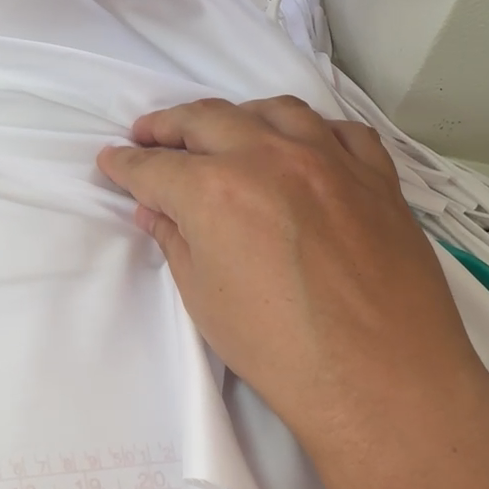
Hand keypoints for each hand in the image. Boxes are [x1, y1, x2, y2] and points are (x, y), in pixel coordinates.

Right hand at [98, 96, 488, 442]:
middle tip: (146, 135)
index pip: (153, 168)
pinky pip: (337, 131)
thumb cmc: (274, 346)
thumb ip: (175, 240)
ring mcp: (329, 160)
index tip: (110, 162)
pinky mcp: (376, 176)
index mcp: (214, 190)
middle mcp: (269, 158)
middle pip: (205, 120)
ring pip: (273, 111)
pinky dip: (305, 130)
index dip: (124, 166)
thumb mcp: (202, 295)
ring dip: (234, 116)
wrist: (377, 377)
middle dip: (166, 126)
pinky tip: (296, 145)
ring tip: (217, 131)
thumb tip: (157, 211)